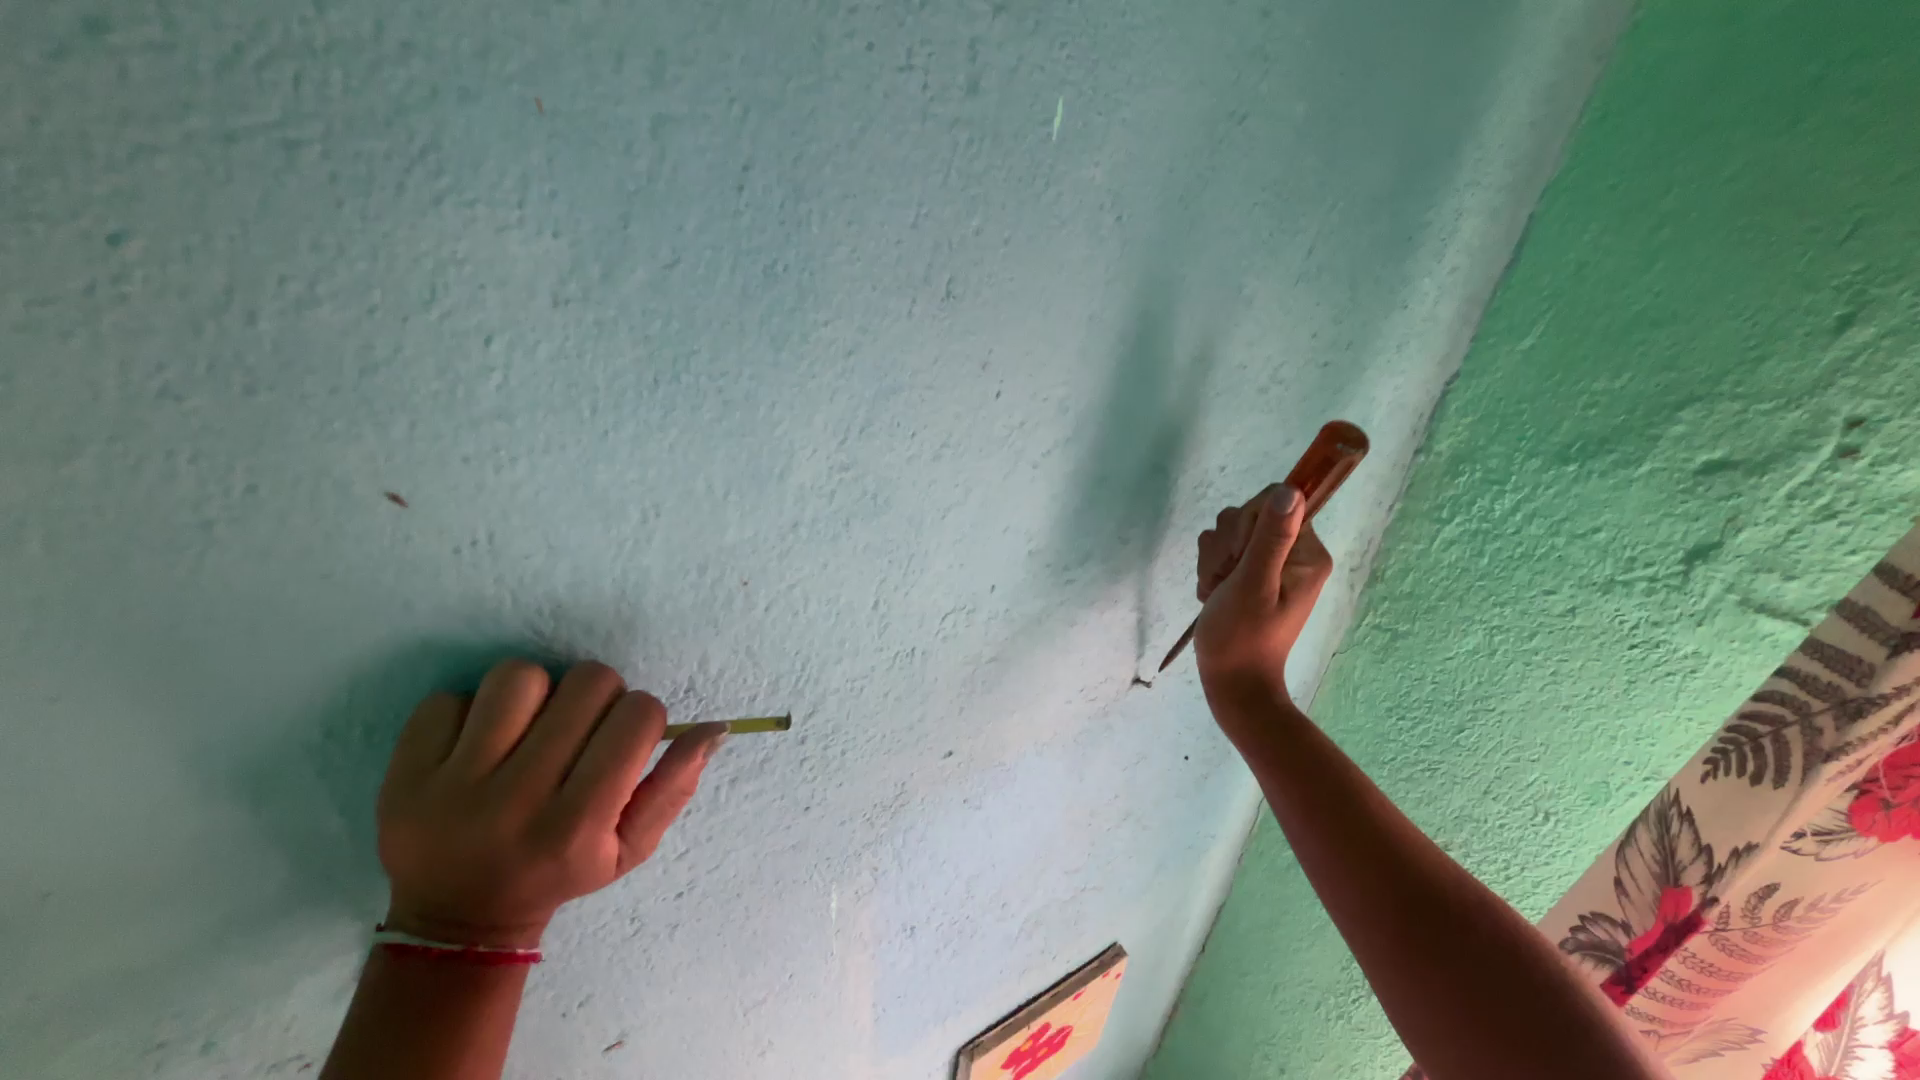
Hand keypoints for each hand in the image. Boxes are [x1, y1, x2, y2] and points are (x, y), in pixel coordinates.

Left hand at [375, 659, 727, 947]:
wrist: (457, 921)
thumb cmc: (561, 875)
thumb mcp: (631, 848)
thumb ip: (674, 786)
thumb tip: (715, 726)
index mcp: (578, 825)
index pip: (637, 717)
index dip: (641, 715)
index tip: (626, 736)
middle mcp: (517, 802)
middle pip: (587, 684)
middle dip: (598, 694)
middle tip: (583, 725)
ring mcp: (453, 787)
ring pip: (520, 677)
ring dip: (537, 692)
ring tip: (532, 725)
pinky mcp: (403, 775)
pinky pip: (449, 698)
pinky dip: (471, 711)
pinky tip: (479, 742)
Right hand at [1193, 483, 1332, 706]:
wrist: (1232, 684)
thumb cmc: (1242, 638)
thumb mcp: (1253, 585)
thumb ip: (1271, 537)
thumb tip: (1291, 489)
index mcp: (1307, 553)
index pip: (1274, 502)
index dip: (1246, 524)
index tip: (1237, 558)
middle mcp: (1294, 554)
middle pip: (1247, 515)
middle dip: (1225, 547)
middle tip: (1226, 581)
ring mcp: (1270, 565)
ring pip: (1228, 534)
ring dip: (1213, 562)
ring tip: (1218, 593)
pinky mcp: (1250, 576)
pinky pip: (1221, 553)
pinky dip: (1211, 573)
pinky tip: (1213, 596)